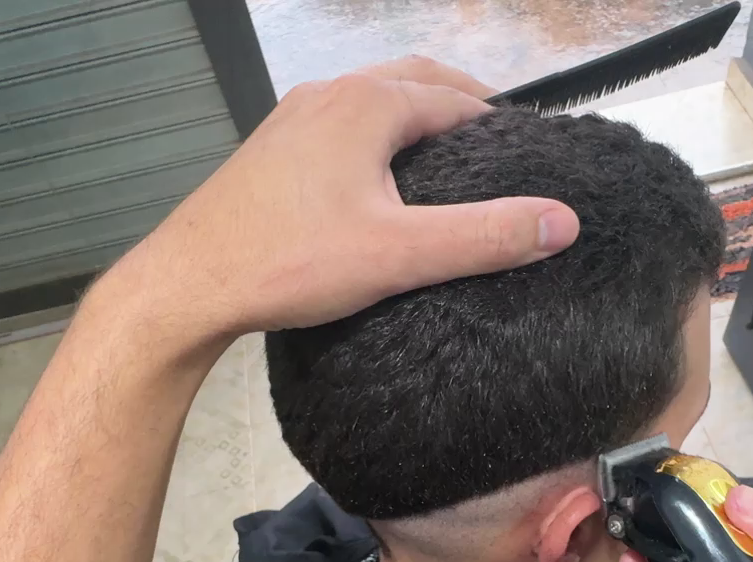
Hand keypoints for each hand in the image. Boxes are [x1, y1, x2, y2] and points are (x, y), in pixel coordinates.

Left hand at [112, 56, 580, 340]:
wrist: (192, 285)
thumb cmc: (290, 263)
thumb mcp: (400, 253)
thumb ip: (482, 237)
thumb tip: (560, 222)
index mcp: (365, 105)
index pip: (452, 98)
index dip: (493, 123)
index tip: (521, 154)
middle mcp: (327, 98)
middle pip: (410, 85)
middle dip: (456, 105)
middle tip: (490, 144)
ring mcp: (292, 124)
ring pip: (368, 105)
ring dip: (410, 119)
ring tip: (441, 160)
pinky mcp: (271, 157)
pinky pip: (336, 131)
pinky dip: (371, 141)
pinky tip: (372, 182)